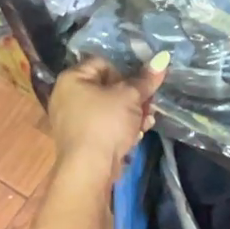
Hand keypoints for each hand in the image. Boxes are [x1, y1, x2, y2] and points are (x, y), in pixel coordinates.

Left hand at [49, 55, 165, 181]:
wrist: (89, 169)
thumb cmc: (106, 123)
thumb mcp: (129, 97)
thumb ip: (145, 79)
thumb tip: (162, 59)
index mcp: (72, 79)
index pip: (103, 63)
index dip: (127, 70)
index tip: (144, 82)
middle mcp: (67, 96)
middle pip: (108, 87)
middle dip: (133, 96)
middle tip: (150, 103)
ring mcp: (73, 120)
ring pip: (109, 108)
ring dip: (132, 113)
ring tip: (148, 120)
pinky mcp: (82, 139)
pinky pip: (104, 125)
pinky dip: (121, 127)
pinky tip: (138, 133)